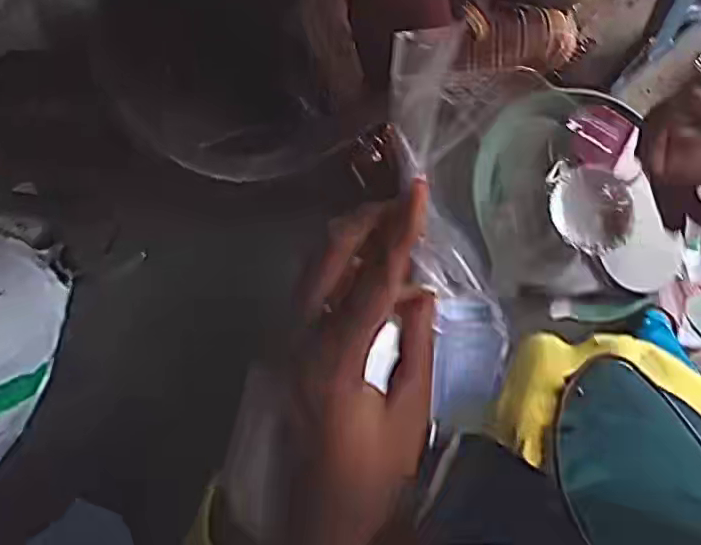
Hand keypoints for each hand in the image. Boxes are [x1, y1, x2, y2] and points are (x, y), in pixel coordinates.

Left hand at [283, 181, 435, 544]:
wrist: (303, 532)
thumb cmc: (362, 487)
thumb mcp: (404, 423)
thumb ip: (417, 349)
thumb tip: (422, 294)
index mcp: (334, 359)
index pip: (373, 276)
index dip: (400, 228)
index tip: (416, 190)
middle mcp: (297, 338)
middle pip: (328, 251)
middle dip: (367, 218)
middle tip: (402, 204)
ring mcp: (281, 341)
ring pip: (314, 263)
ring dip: (355, 241)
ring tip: (395, 235)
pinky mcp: (279, 347)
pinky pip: (312, 289)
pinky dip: (343, 271)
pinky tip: (373, 280)